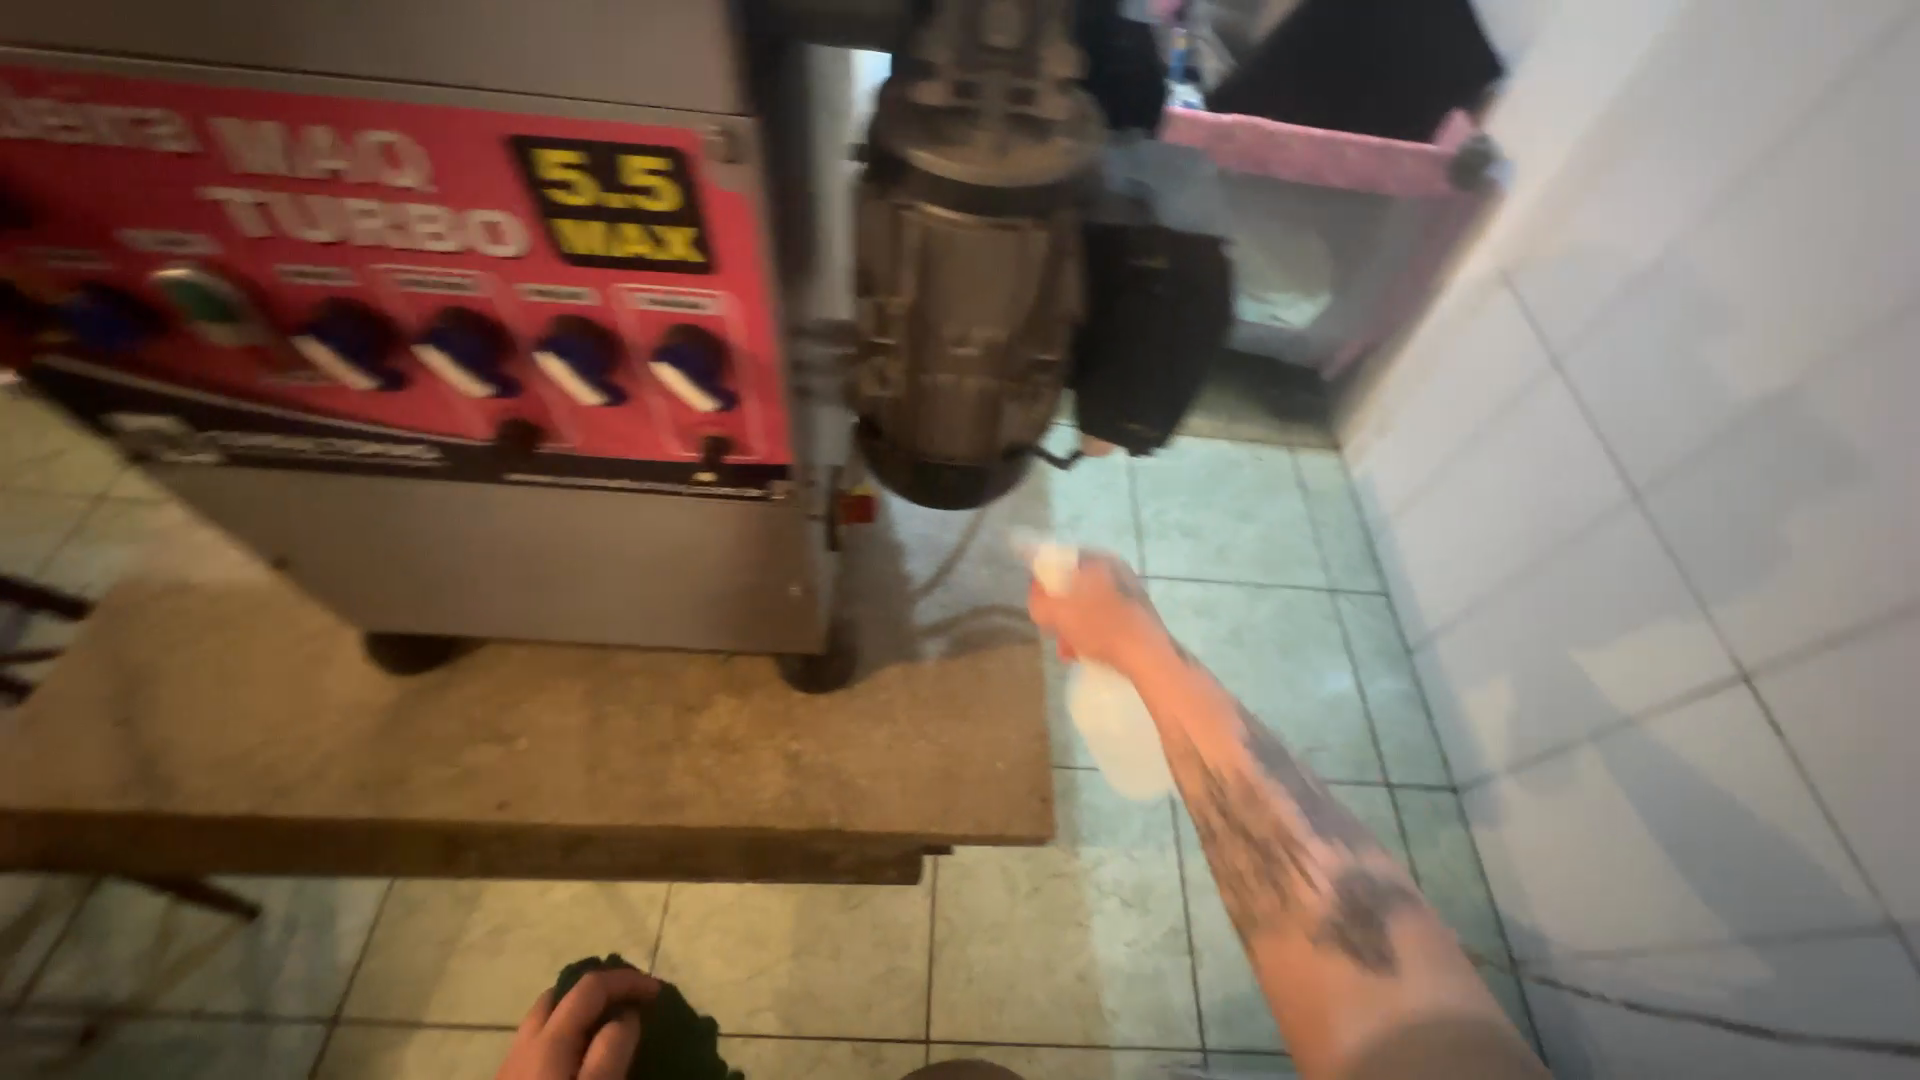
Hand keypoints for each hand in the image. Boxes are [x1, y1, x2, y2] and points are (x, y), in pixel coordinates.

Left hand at [495, 967, 658, 1079]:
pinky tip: (575, 1057)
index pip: (592, 985)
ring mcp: (510, 1063)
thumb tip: (626, 1014)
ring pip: (545, 1019)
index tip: (657, 992)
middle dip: (597, 988)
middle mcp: (524, 1040)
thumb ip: (614, 1047)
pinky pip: (537, 1043)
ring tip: (604, 1027)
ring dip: (577, 1011)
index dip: (628, 980)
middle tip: (627, 1002)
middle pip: (561, 994)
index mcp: (549, 1038)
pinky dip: (563, 1034)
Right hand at [1027, 550, 1170, 675]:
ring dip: (1073, 626)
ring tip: (1067, 651)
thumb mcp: (1057, 613)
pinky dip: (1092, 632)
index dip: (1043, 582)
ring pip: (1089, 605)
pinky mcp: (1138, 613)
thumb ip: (1039, 600)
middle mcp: (1116, 569)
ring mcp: (1130, 591)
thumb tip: (1037, 596)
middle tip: (1053, 631)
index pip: (1059, 560)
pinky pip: (1105, 618)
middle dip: (1059, 611)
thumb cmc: (1101, 628)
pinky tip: (1084, 654)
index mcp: (1098, 560)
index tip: (1039, 605)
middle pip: (1074, 586)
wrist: (1149, 655)